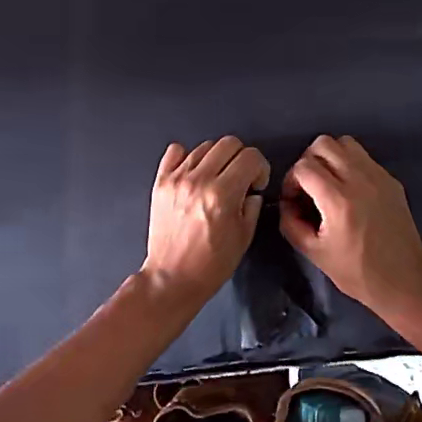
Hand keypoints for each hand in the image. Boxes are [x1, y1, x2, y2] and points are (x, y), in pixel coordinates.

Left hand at [141, 136, 269, 304]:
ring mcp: (177, 180)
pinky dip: (188, 157)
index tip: (257, 182)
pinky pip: (175, 151)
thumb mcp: (245, 236)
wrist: (173, 278)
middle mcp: (199, 181)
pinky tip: (194, 173)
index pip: (251, 156)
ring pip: (205, 145)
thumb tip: (251, 189)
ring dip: (217, 158)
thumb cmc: (210, 264)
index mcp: (223, 195)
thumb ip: (252, 205)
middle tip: (240, 177)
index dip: (261, 167)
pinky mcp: (160, 183)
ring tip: (217, 179)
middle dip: (242, 158)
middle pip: (229, 143)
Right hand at [278, 135, 421, 317]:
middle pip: (323, 144)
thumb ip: (291, 223)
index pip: (304, 166)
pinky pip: (364, 157)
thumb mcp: (314, 253)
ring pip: (346, 142)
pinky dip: (350, 165)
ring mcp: (379, 176)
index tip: (294, 199)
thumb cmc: (357, 272)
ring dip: (330, 157)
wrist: (403, 280)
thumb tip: (286, 203)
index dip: (290, 180)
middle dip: (308, 161)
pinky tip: (350, 191)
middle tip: (309, 186)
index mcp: (339, 200)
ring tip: (329, 183)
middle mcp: (360, 180)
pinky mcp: (391, 180)